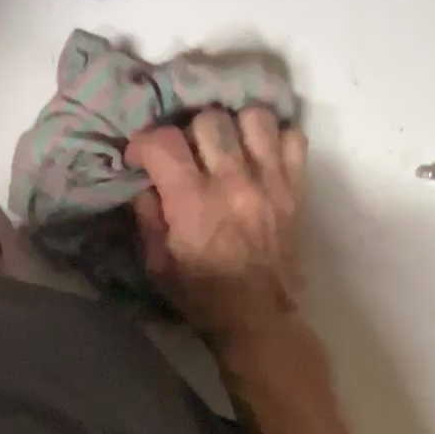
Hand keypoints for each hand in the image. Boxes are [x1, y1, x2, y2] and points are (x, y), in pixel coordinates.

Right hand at [128, 107, 308, 349]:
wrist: (256, 317)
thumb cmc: (200, 295)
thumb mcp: (158, 265)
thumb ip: (149, 218)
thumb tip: (146, 184)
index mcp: (192, 203)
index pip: (164, 142)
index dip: (144, 142)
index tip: (139, 157)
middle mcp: (232, 181)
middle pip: (208, 119)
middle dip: (188, 133)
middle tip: (185, 155)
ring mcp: (269, 180)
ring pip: (252, 116)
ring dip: (233, 127)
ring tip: (225, 148)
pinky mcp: (295, 186)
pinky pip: (290, 136)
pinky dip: (272, 140)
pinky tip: (257, 157)